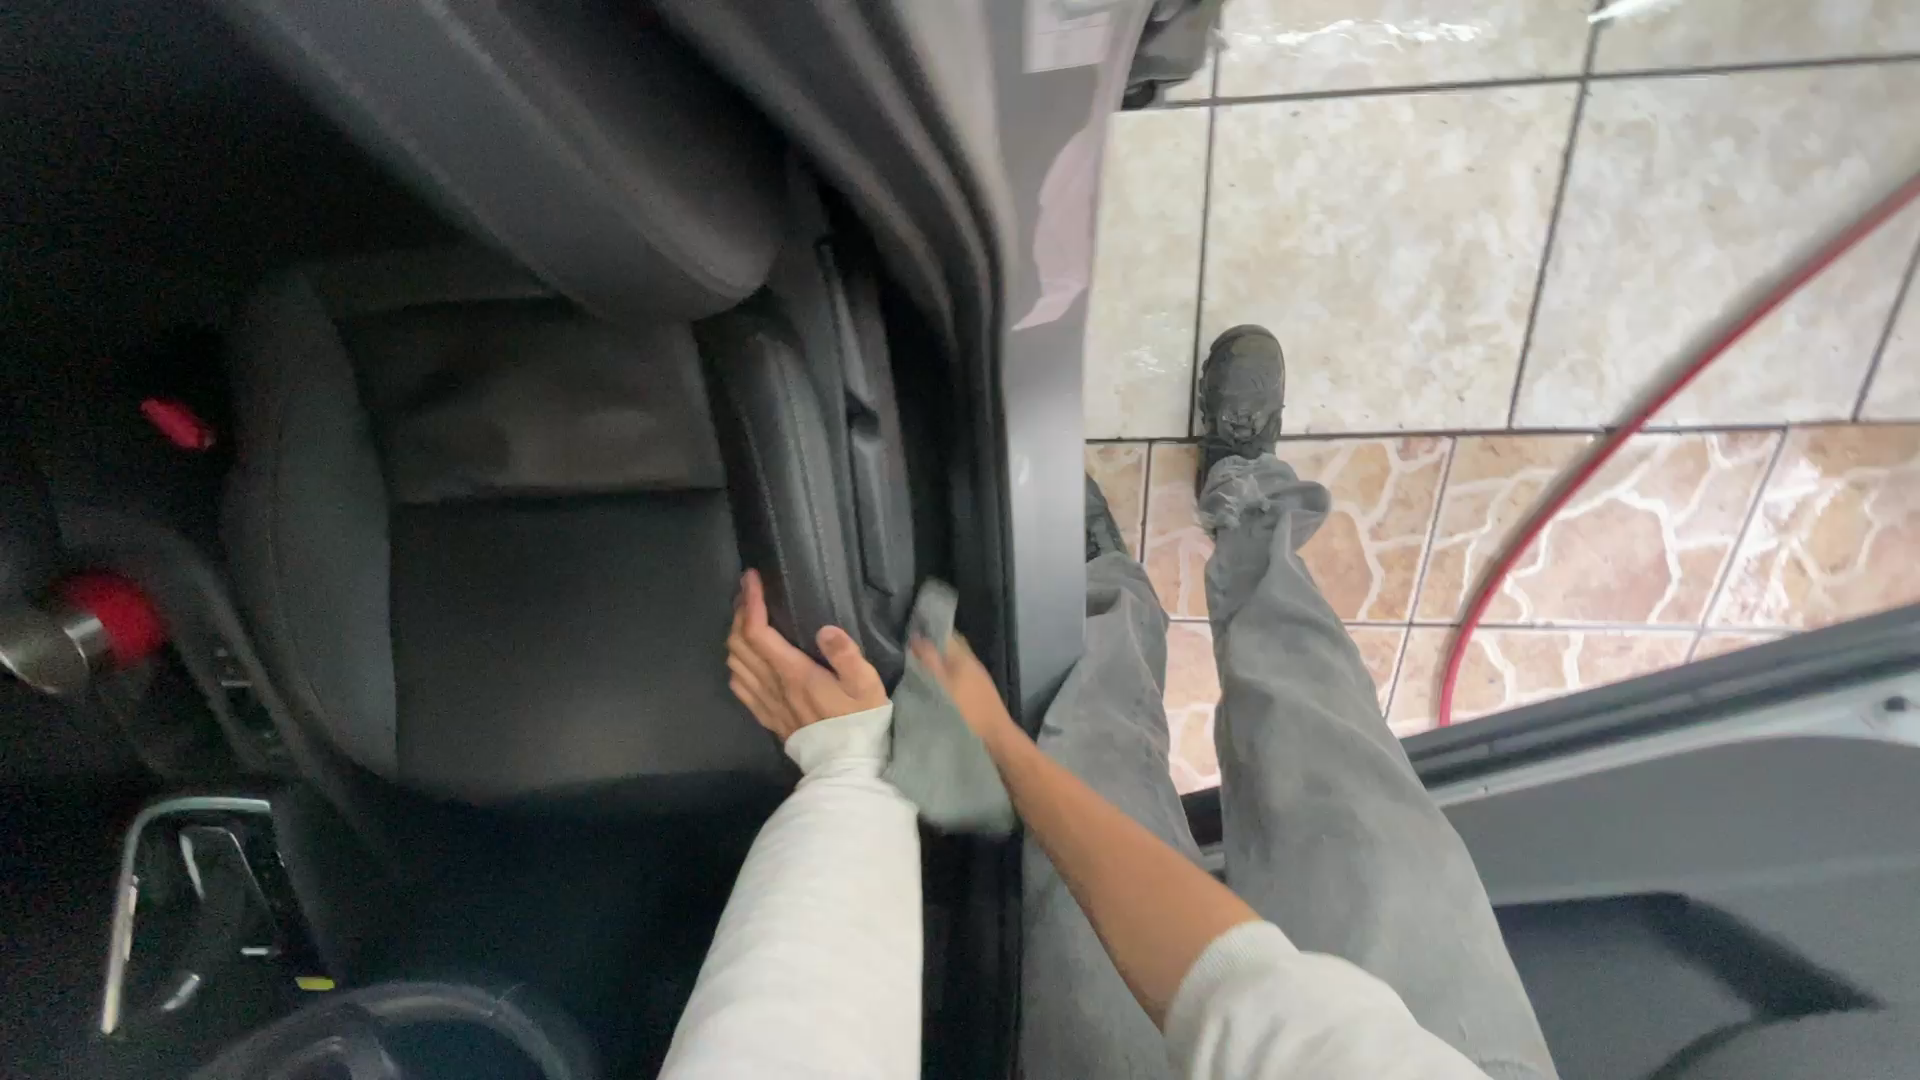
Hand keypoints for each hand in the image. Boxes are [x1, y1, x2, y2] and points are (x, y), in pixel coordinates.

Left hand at [727, 569, 887, 740]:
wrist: (846, 766)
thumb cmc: (860, 720)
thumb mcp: (865, 683)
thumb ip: (845, 654)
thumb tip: (824, 628)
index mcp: (792, 673)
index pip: (757, 631)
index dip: (750, 602)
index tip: (752, 578)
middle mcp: (771, 685)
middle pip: (738, 643)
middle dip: (739, 612)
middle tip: (749, 591)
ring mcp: (766, 702)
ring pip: (734, 662)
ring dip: (735, 635)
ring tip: (746, 616)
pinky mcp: (767, 716)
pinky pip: (739, 685)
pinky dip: (736, 663)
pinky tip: (745, 656)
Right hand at [908, 632, 1019, 750]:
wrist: (995, 736)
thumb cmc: (967, 709)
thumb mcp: (943, 684)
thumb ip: (930, 660)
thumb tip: (916, 636)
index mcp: (963, 656)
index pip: (945, 633)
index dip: (928, 630)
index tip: (909, 632)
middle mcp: (971, 662)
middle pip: (949, 647)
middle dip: (930, 647)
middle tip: (907, 652)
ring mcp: (976, 677)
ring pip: (952, 662)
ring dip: (936, 663)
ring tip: (914, 667)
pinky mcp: (977, 691)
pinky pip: (956, 676)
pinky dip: (943, 676)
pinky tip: (932, 685)